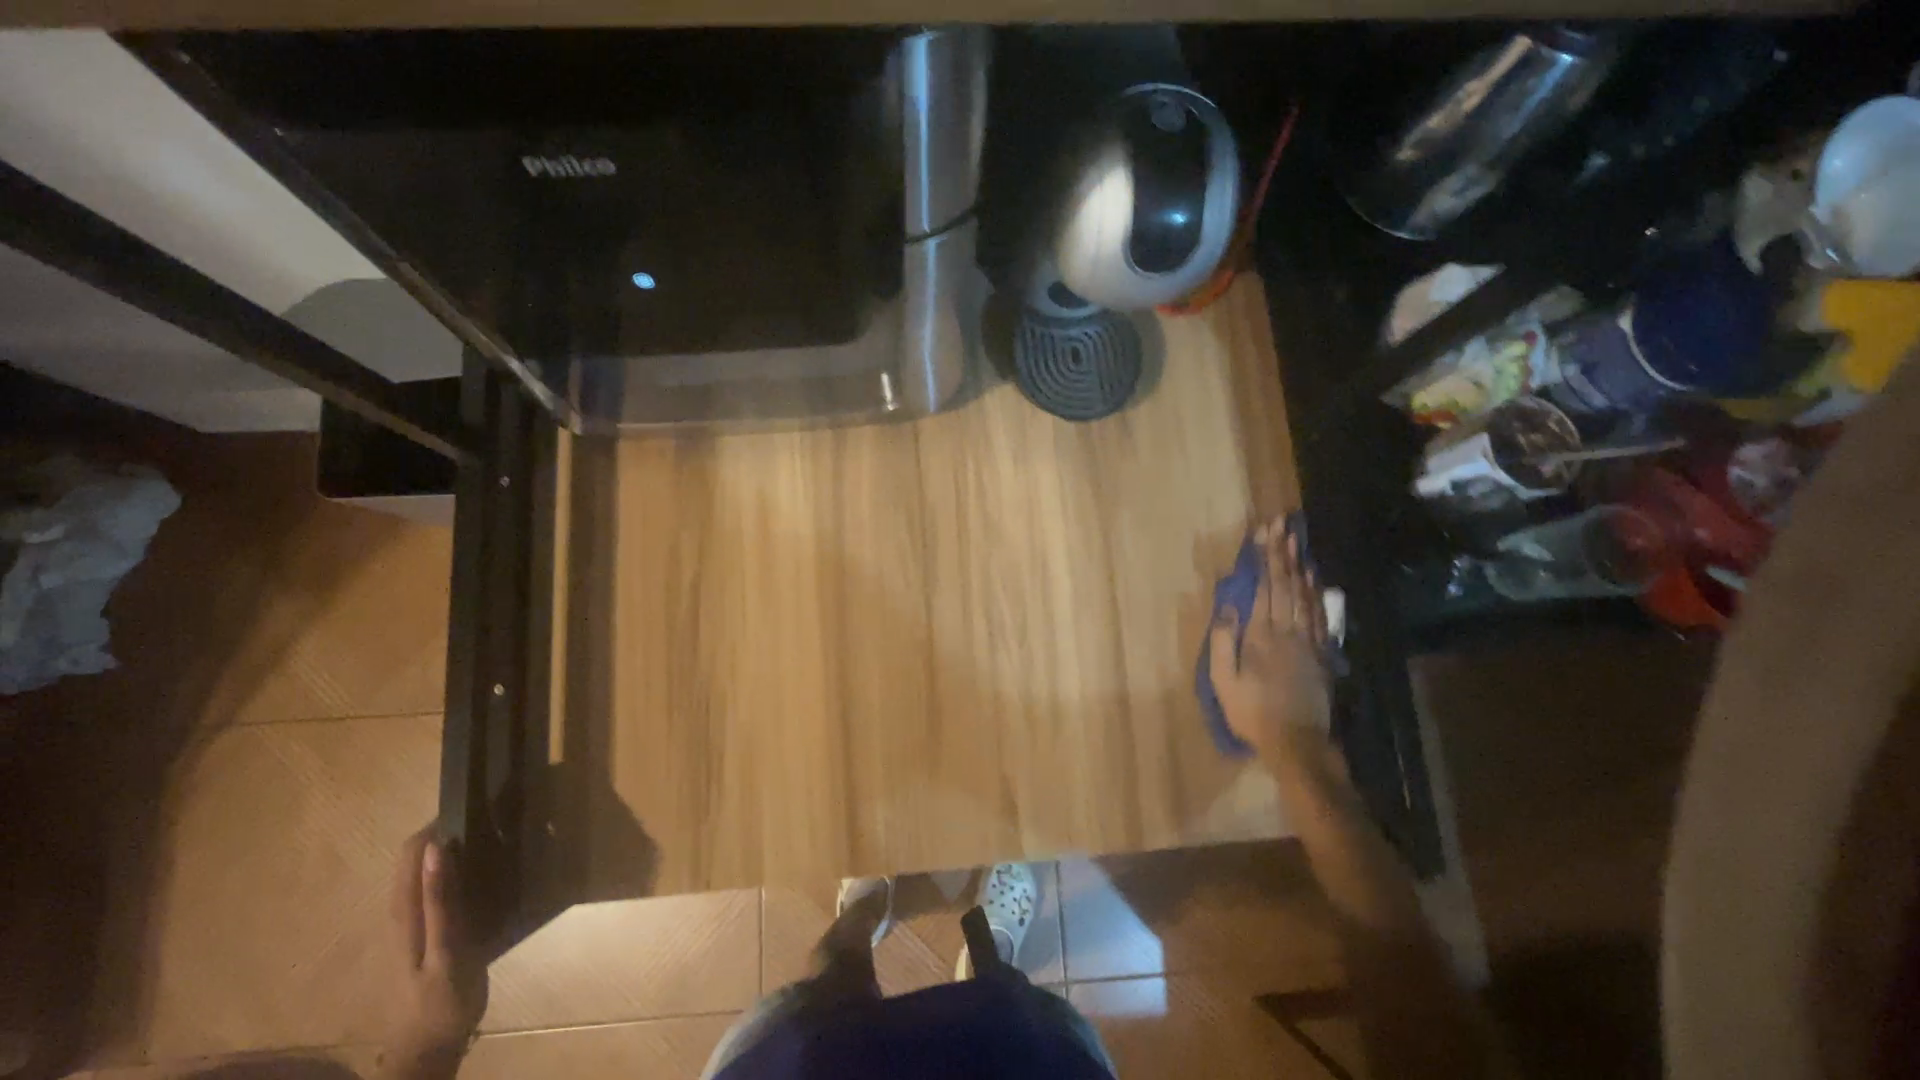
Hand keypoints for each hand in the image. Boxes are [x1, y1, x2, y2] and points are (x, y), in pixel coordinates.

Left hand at [381, 829, 487, 1079]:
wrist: (429, 1047)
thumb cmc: (441, 999)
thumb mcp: (447, 951)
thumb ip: (441, 900)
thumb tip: (436, 847)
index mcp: (405, 908)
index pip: (413, 847)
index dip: (442, 822)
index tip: (482, 810)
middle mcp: (403, 906)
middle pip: (420, 853)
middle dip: (453, 831)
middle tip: (497, 823)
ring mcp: (413, 918)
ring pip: (429, 867)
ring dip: (458, 849)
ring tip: (498, 842)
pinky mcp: (426, 928)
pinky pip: (438, 885)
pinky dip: (459, 870)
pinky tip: (486, 874)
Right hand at [1209, 518, 1332, 764]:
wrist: (1297, 741)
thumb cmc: (1252, 713)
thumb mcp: (1224, 682)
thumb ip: (1223, 642)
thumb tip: (1228, 606)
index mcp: (1260, 636)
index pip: (1263, 588)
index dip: (1264, 559)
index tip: (1264, 533)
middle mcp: (1287, 631)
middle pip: (1286, 585)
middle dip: (1282, 554)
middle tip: (1283, 525)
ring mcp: (1308, 641)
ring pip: (1305, 595)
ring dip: (1300, 566)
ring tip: (1297, 542)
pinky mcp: (1322, 653)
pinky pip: (1319, 614)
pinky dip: (1316, 592)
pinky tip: (1313, 578)